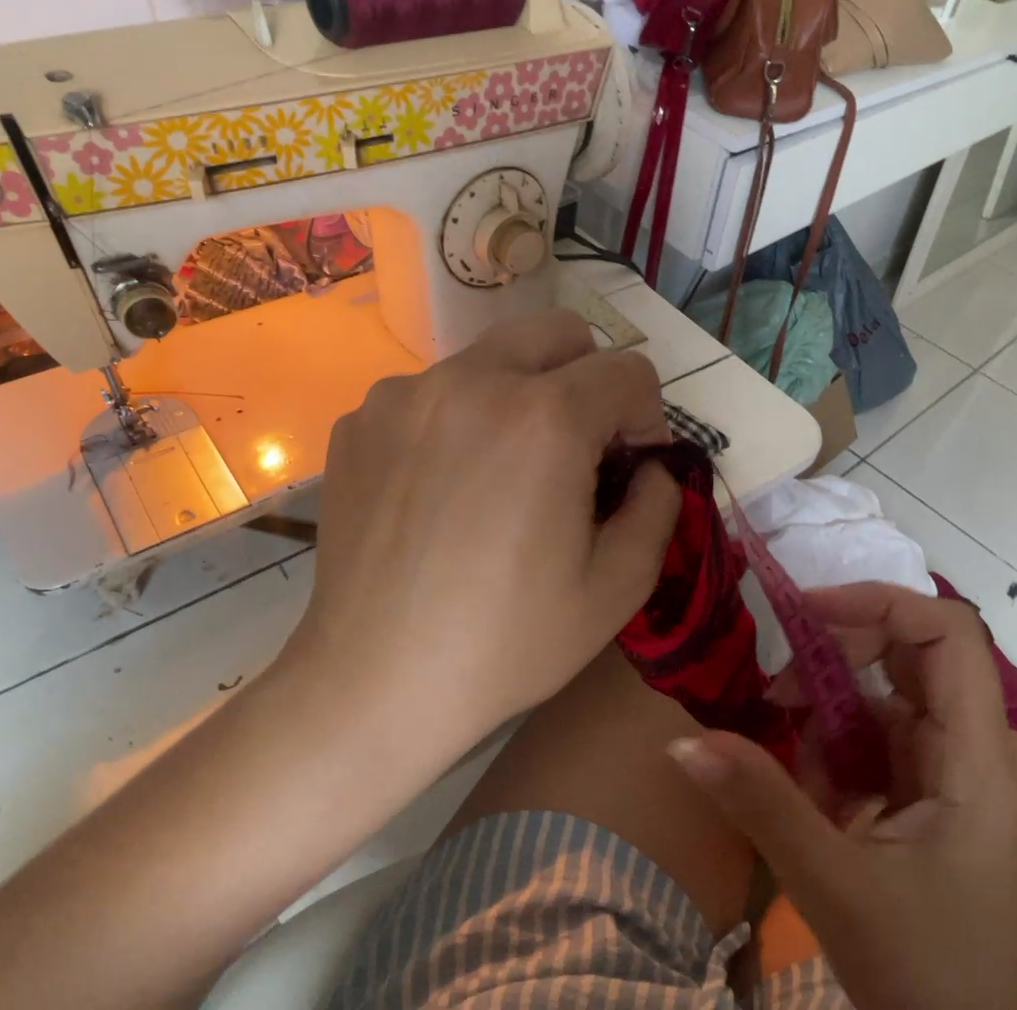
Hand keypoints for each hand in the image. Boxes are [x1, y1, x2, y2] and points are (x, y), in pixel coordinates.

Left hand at [298, 309, 682, 730]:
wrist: (374, 682)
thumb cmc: (505, 643)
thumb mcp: (617, 588)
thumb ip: (658, 508)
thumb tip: (651, 469)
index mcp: (544, 418)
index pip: (627, 370)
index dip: (647, 417)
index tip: (633, 468)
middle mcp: (471, 382)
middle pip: (557, 334)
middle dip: (587, 380)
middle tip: (580, 450)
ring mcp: (403, 397)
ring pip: (488, 360)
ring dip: (518, 398)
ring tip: (504, 476)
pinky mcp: (358, 423)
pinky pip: (429, 395)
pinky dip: (455, 423)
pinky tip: (443, 493)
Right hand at [669, 582, 1016, 1009]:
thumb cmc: (938, 980)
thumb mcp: (836, 887)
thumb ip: (760, 803)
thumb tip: (679, 739)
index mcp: (984, 760)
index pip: (947, 633)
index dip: (875, 603)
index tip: (798, 616)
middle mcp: (997, 759)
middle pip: (914, 670)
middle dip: (835, 674)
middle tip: (774, 705)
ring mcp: (988, 793)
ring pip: (903, 720)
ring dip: (839, 732)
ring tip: (797, 785)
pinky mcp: (971, 823)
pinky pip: (907, 764)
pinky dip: (858, 770)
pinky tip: (829, 813)